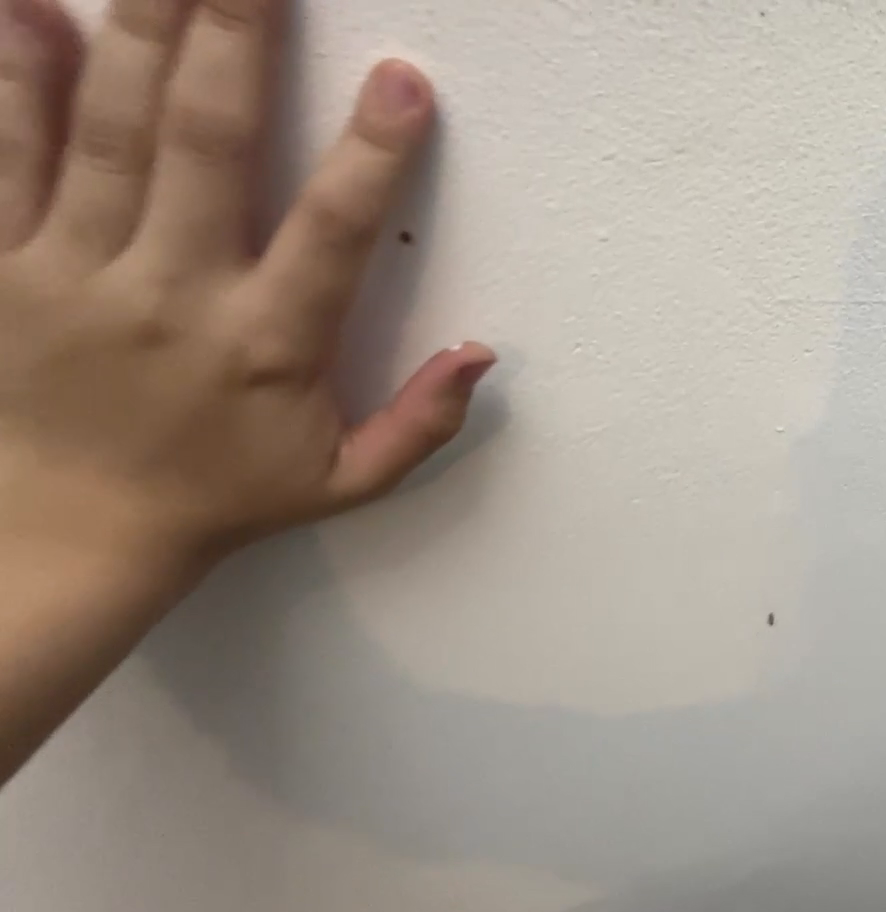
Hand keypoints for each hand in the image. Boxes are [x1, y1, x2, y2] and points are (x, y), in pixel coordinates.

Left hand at [0, 0, 492, 585]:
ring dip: (144, 36)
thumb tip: (480, 353)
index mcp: (270, 347)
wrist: (66, 528)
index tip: (406, 84)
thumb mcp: (353, 480)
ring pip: (105, 129)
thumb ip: (424, 421)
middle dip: (238, 45)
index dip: (374, 156)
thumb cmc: (230, 496)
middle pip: (206, 145)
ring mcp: (74, 271)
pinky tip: (31, 10)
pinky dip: (6, 77)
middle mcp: (173, 294)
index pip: (334, 234)